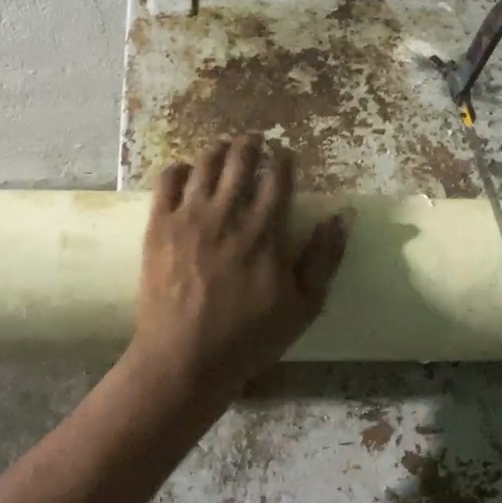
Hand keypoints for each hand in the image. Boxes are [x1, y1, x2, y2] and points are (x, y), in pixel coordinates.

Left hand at [130, 134, 350, 398]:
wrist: (183, 360)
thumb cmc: (249, 338)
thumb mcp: (303, 306)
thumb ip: (324, 257)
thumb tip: (343, 215)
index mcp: (266, 232)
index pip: (278, 177)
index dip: (284, 160)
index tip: (287, 156)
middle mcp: (227, 215)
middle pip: (240, 160)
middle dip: (252, 145)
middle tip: (256, 142)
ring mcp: (188, 218)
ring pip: (204, 163)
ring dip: (219, 150)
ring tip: (225, 149)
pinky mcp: (158, 227)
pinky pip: (166, 181)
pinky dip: (179, 169)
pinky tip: (186, 173)